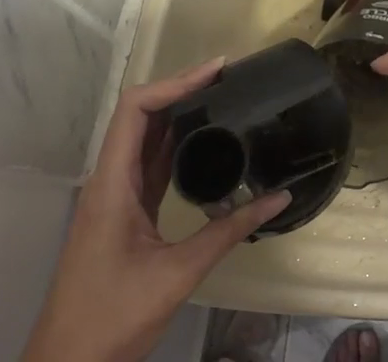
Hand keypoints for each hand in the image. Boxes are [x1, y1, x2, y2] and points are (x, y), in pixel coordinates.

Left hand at [21, 58, 289, 361]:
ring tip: (224, 97)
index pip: (135, 110)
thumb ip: (228, 232)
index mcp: (111, 186)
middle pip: (140, 117)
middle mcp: (109, 182)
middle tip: (229, 77)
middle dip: (181, 90)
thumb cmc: (112, 317)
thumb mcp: (177, 274)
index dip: (174, 83)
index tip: (216, 71)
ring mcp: (114, 199)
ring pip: (144, 140)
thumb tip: (278, 198)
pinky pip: (149, 166)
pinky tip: (206, 143)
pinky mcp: (124, 216)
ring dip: (179, 115)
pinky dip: (176, 146)